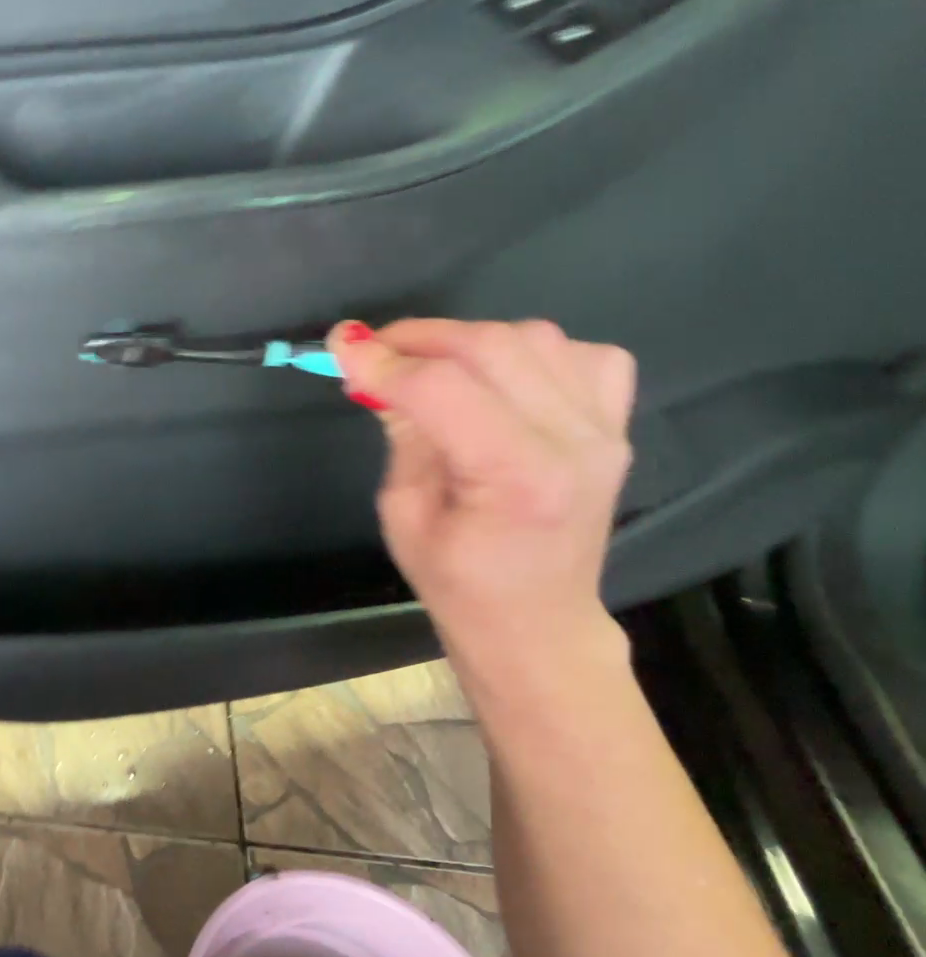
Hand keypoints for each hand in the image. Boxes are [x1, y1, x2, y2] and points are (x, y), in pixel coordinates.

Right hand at [327, 319, 636, 672]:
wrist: (536, 619)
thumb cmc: (457, 581)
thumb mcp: (403, 512)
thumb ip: (402, 434)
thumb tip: (374, 371)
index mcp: (517, 477)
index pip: (442, 388)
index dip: (384, 362)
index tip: (339, 346)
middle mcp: (573, 442)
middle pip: (491, 347)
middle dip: (420, 337)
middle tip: (375, 350)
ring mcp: (604, 429)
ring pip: (534, 338)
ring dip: (469, 341)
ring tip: (429, 365)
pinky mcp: (616, 425)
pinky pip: (580, 354)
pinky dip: (531, 352)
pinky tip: (498, 378)